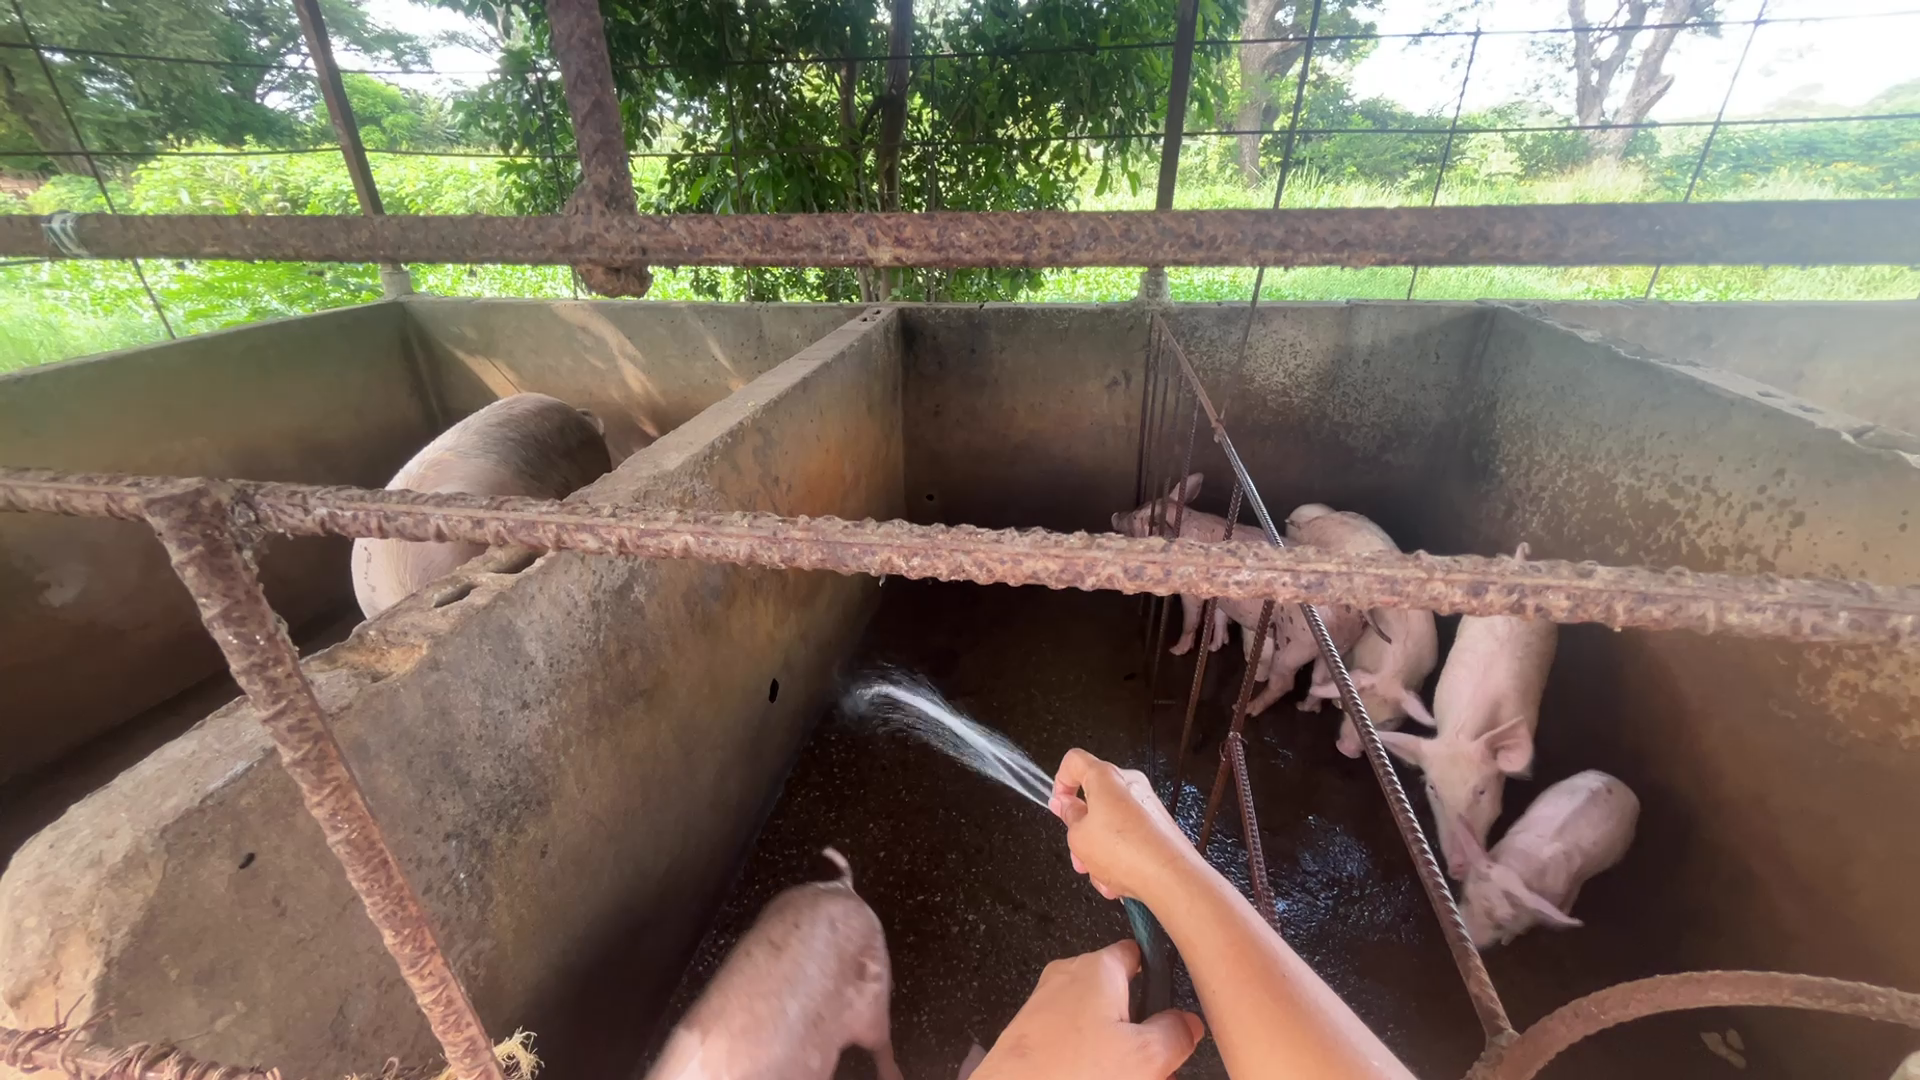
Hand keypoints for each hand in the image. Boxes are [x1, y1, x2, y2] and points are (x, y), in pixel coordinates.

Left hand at [971, 940, 1203, 1079]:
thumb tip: (1189, 1021)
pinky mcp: (1034, 1027)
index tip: (1176, 1004)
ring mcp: (1048, 1000)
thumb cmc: (1077, 1070)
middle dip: (1143, 1028)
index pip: (1136, 952)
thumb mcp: (1144, 1057)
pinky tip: (1102, 1075)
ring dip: (1120, 1047)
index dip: (1160, 975)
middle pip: (1119, 992)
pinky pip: (1074, 1034)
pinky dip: (1092, 1054)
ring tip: (1139, 1078)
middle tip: (1162, 1067)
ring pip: (1097, 1018)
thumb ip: (1174, 1034)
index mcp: (1099, 966)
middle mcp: (1070, 973)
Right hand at [1049, 748, 1198, 904]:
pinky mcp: (1159, 826)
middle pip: (1093, 799)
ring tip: (1101, 876)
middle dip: (1081, 830)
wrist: (1171, 878)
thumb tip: (1065, 804)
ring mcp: (1146, 805)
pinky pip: (1129, 838)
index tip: (1059, 806)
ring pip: (1110, 823)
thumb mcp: (1079, 837)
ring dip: (1100, 850)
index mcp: (1105, 777)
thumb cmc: (1125, 852)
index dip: (1060, 782)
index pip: (1073, 761)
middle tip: (1078, 854)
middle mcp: (1129, 784)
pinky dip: (1121, 857)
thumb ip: (1068, 817)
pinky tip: (1118, 882)